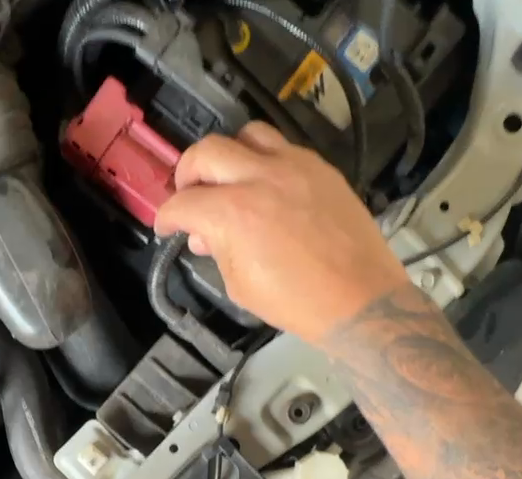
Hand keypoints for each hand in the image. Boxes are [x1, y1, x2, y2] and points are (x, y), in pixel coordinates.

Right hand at [153, 122, 412, 343]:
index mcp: (232, 214)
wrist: (355, 296)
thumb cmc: (293, 301)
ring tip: (228, 179)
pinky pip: (281, 146)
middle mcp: (259, 178)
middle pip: (207, 151)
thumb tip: (205, 235)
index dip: (166, 217)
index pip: (182, 203)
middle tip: (188, 193)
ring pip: (246, 134)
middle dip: (187, 172)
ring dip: (227, 154)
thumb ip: (217, 251)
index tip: (166, 227)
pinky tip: (264, 187)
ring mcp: (293, 166)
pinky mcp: (319, 167)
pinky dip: (263, 160)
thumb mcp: (239, 284)